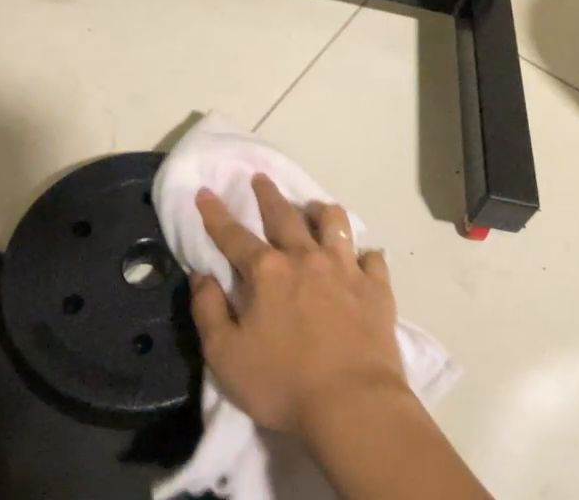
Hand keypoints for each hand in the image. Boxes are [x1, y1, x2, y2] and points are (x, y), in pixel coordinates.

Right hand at [191, 175, 404, 433]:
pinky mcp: (376, 286)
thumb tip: (202, 276)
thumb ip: (209, 311)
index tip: (205, 191)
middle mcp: (306, 258)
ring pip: (334, 223)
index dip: (215, 214)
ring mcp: (345, 268)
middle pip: (285, 215)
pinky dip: (363, 253)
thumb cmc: (282, 382)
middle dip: (268, 194)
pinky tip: (361, 257)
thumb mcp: (226, 356)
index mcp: (267, 272)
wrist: (351, 401)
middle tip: (261, 178)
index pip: (233, 235)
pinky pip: (372, 257)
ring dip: (320, 211)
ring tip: (315, 208)